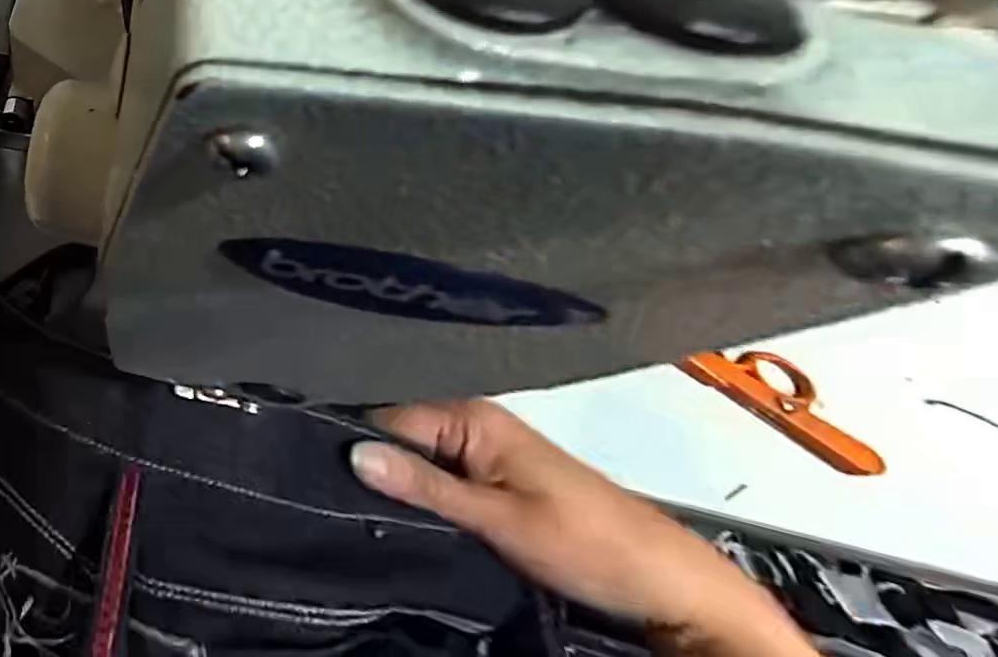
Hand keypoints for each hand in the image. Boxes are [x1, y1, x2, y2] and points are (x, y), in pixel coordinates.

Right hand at [351, 402, 814, 656]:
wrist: (670, 582)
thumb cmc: (587, 543)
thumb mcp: (499, 520)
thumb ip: (424, 487)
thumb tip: (353, 453)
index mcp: (470, 415)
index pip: (390, 419)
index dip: (362, 448)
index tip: (327, 478)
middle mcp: (472, 419)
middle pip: (402, 435)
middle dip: (379, 465)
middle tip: (345, 499)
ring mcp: (484, 447)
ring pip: (419, 456)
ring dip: (402, 482)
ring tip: (368, 507)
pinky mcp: (493, 473)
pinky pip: (441, 472)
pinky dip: (425, 492)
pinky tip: (408, 511)